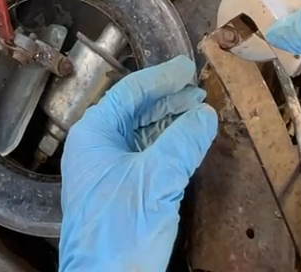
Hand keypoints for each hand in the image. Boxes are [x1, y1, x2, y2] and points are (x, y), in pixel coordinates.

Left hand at [59, 55, 217, 271]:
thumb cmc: (120, 231)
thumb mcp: (156, 181)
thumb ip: (182, 143)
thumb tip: (206, 113)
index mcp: (94, 133)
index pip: (130, 91)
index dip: (161, 77)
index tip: (188, 68)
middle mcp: (97, 145)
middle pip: (136, 110)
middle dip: (169, 99)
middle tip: (199, 91)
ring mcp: (107, 170)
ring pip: (142, 133)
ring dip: (170, 123)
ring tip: (199, 114)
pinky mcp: (120, 192)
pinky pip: (146, 157)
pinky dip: (167, 147)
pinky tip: (188, 144)